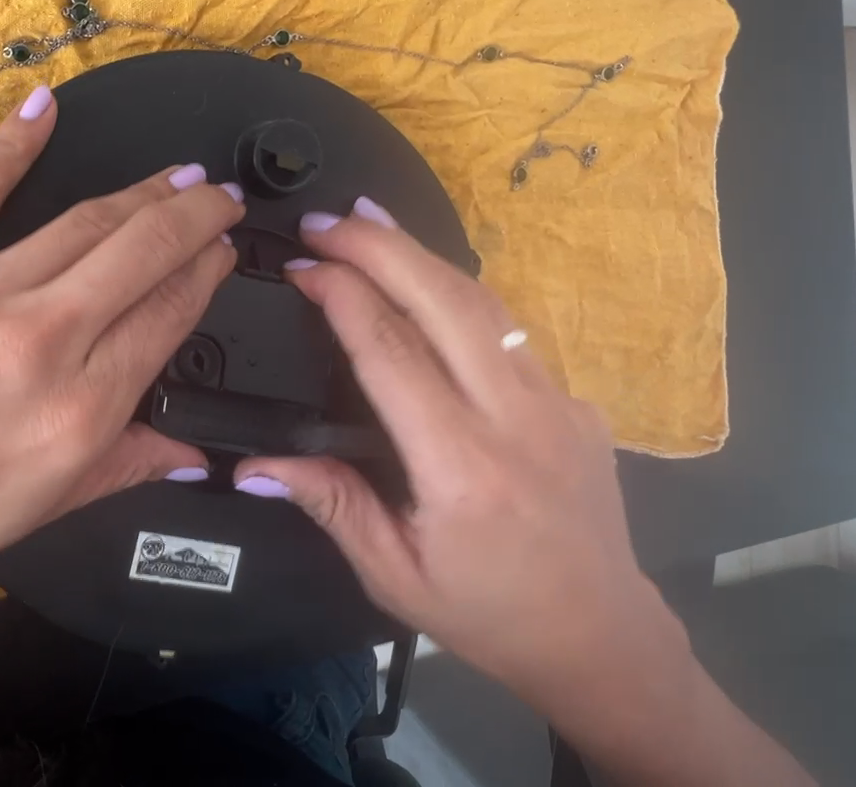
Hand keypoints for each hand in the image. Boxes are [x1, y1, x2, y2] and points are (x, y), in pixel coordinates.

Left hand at [0, 85, 243, 616]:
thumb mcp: (36, 509)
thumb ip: (122, 467)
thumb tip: (191, 454)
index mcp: (79, 411)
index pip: (168, 317)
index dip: (205, 275)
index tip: (220, 253)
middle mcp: (40, 341)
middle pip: (144, 251)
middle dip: (197, 214)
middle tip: (219, 195)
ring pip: (84, 219)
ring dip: (142, 192)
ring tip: (175, 176)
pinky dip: (15, 144)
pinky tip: (46, 109)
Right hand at [238, 199, 669, 698]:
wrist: (602, 637)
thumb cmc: (487, 612)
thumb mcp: (393, 573)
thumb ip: (328, 503)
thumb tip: (253, 466)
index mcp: (460, 466)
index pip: (391, 352)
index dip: (342, 295)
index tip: (302, 265)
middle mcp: (514, 418)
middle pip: (443, 301)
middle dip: (378, 246)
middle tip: (324, 218)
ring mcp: (557, 402)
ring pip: (483, 301)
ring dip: (420, 252)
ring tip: (369, 218)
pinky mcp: (577, 401)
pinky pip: (508, 331)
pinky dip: (457, 291)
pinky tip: (424, 278)